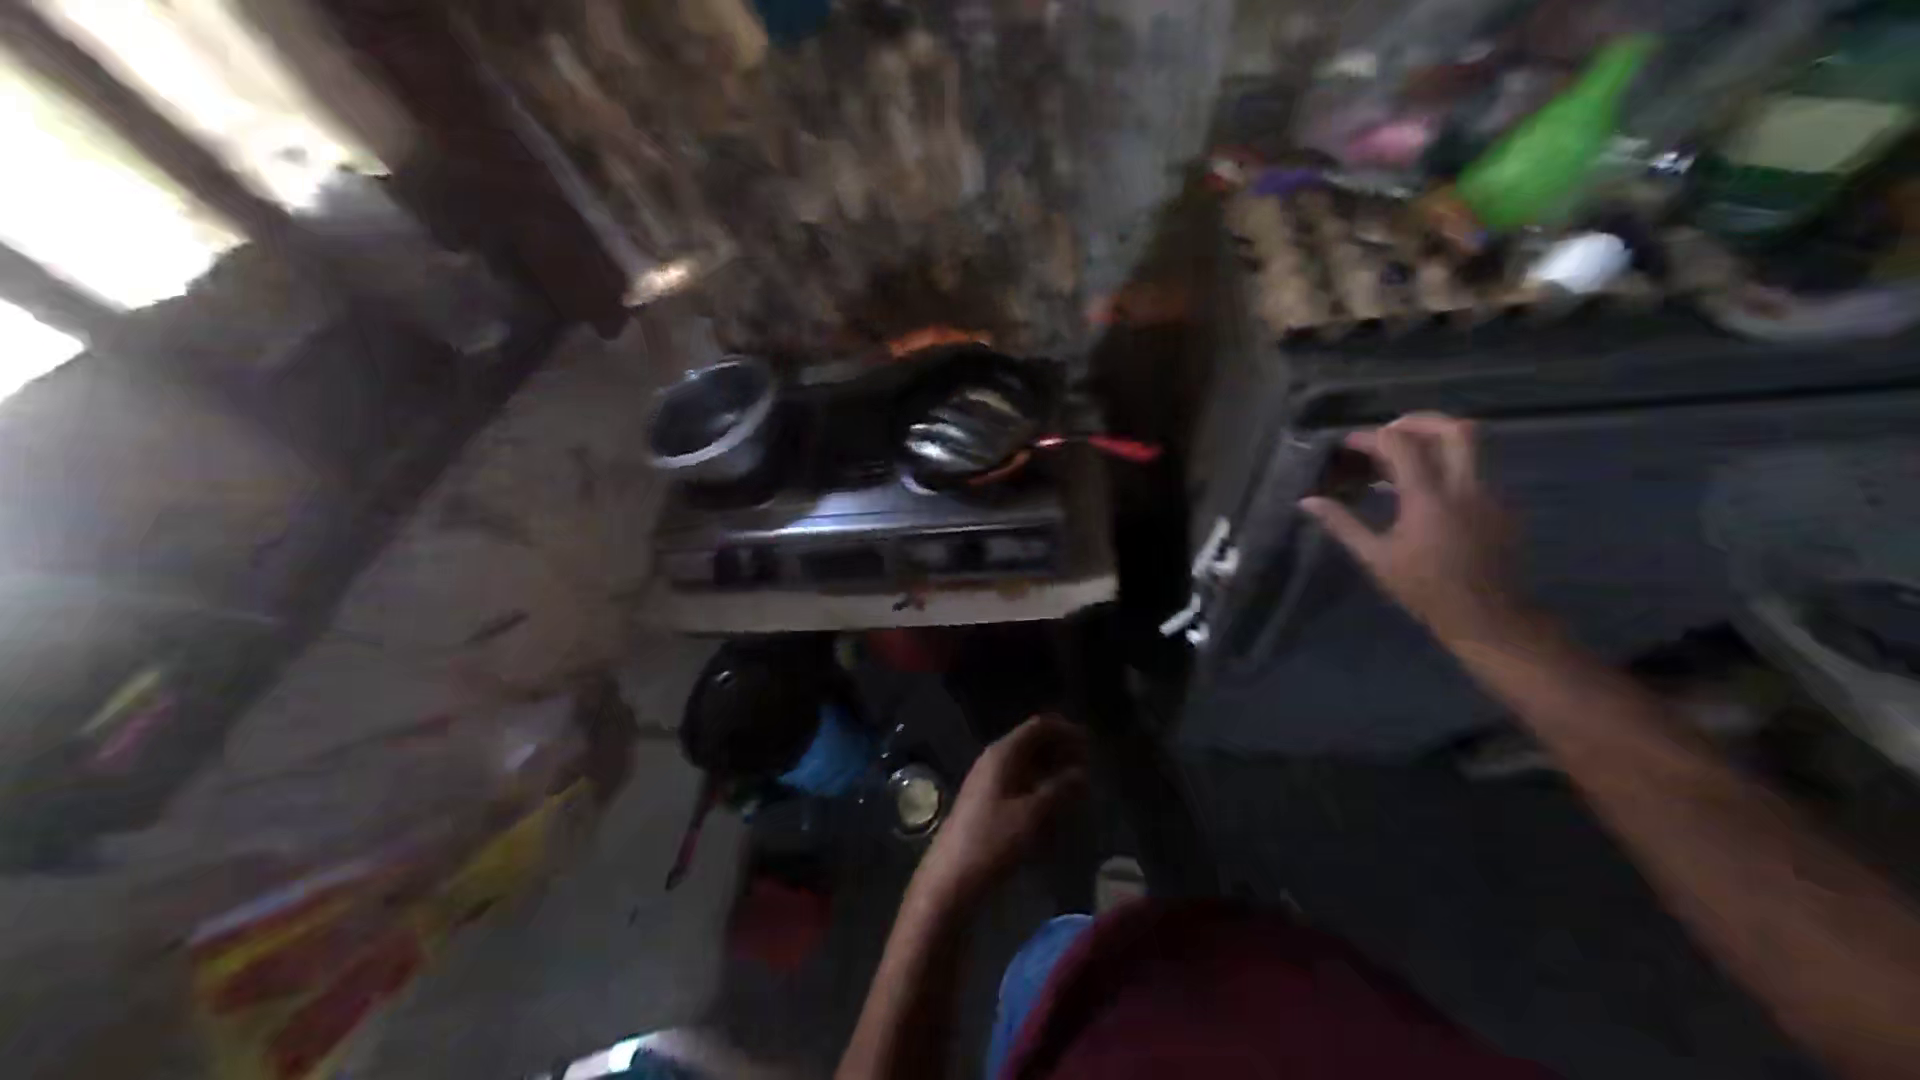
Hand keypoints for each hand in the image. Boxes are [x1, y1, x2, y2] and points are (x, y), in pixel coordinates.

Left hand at [912, 715, 1088, 910]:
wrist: (952, 878)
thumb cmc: (993, 841)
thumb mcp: (1034, 815)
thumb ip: (1061, 789)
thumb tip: (1082, 773)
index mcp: (1003, 754)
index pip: (1039, 726)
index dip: (1066, 731)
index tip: (1090, 746)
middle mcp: (994, 760)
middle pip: (1033, 743)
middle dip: (1061, 752)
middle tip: (1087, 770)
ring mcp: (988, 780)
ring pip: (1026, 764)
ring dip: (1051, 771)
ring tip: (1076, 789)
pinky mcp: (987, 801)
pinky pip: (1019, 783)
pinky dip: (1038, 787)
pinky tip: (1053, 807)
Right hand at [1299, 413, 1521, 644]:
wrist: (1486, 615)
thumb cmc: (1423, 588)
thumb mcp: (1375, 557)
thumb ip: (1342, 523)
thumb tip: (1307, 502)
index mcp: (1429, 498)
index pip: (1400, 445)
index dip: (1370, 437)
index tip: (1347, 444)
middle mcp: (1465, 486)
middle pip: (1454, 429)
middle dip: (1418, 421)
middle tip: (1387, 432)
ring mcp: (1489, 493)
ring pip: (1470, 445)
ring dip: (1434, 440)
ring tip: (1401, 457)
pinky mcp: (1499, 505)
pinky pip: (1474, 468)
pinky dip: (1446, 464)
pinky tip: (1422, 487)